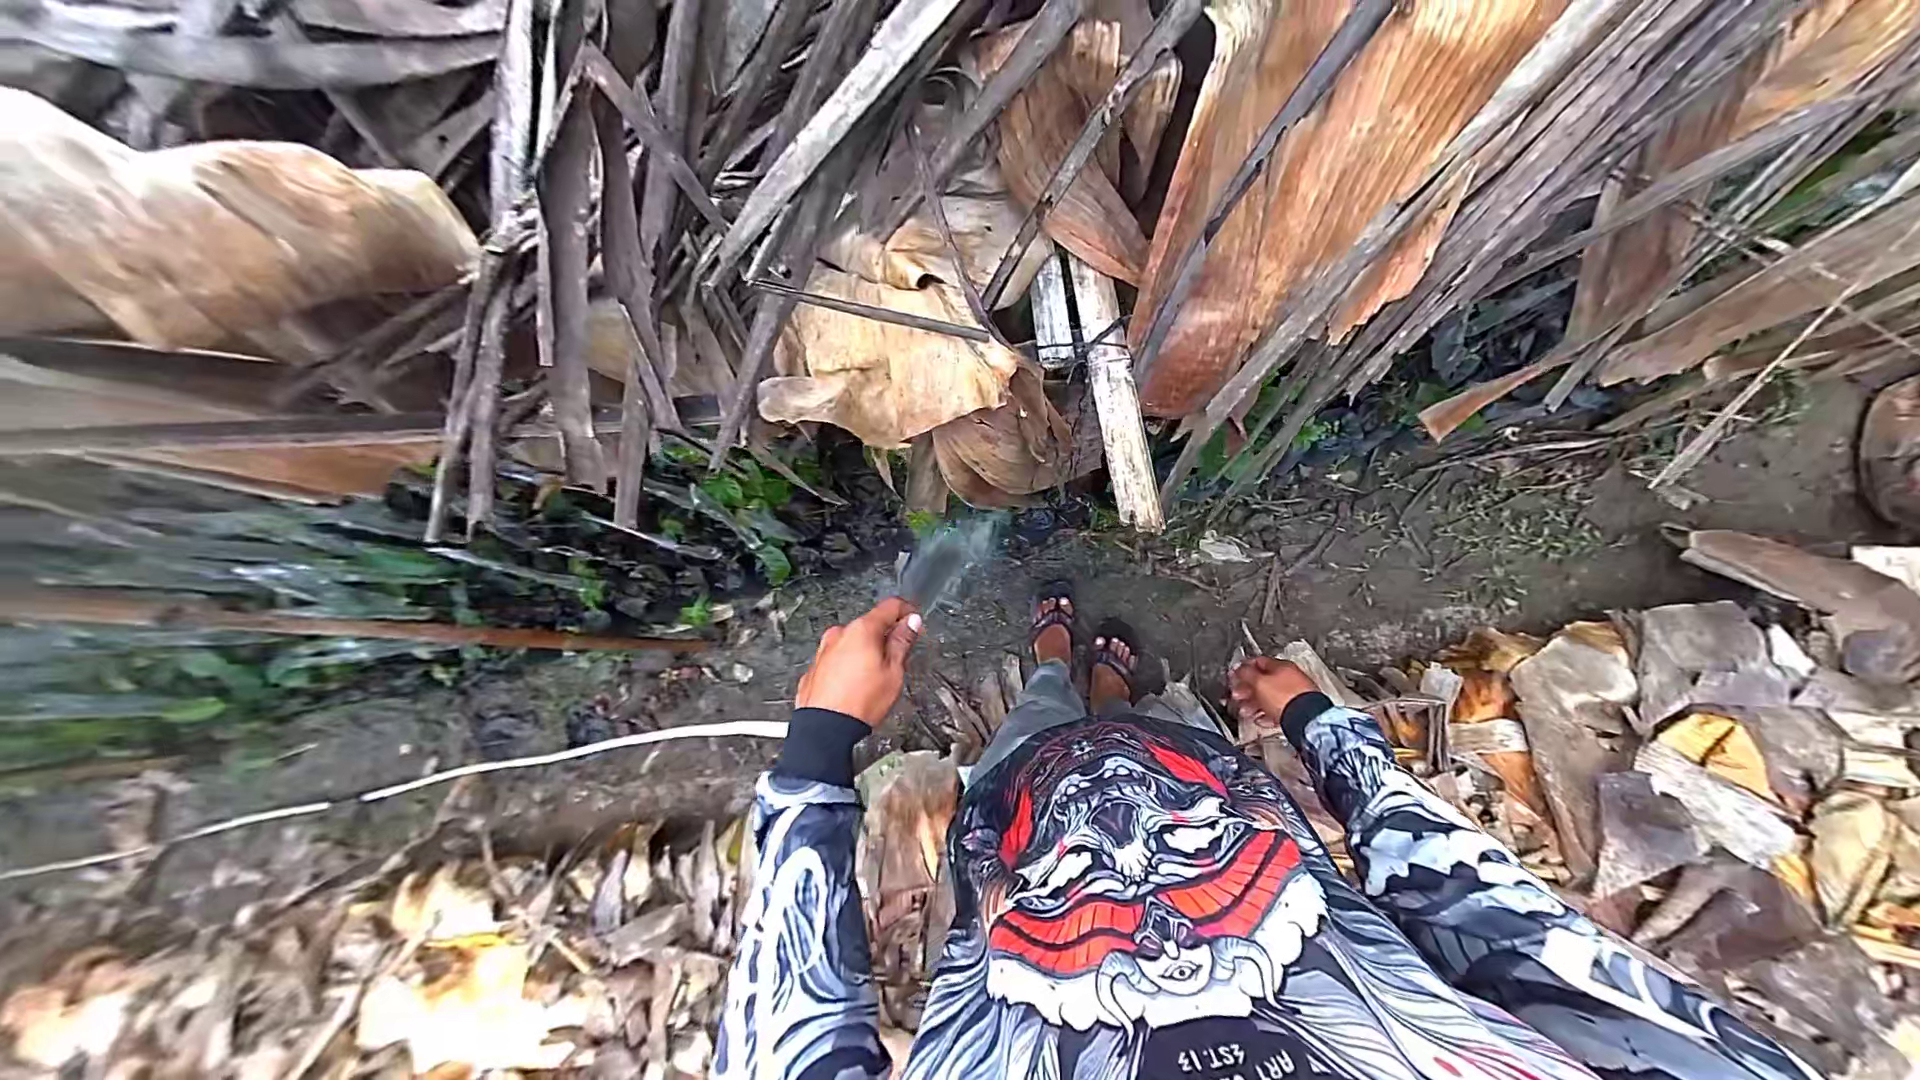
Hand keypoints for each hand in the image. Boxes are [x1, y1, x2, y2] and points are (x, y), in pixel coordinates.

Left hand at [795, 596, 922, 726]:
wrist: (825, 729)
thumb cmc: (860, 703)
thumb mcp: (894, 671)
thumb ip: (903, 642)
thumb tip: (911, 623)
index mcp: (862, 630)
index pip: (890, 606)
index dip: (907, 611)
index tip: (914, 619)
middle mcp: (840, 635)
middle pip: (870, 625)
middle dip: (886, 636)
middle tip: (897, 658)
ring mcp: (824, 650)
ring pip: (852, 642)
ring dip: (865, 652)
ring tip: (874, 678)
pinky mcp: (815, 667)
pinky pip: (837, 659)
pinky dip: (848, 666)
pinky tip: (855, 685)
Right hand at [1228, 656, 1319, 728]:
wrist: (1307, 720)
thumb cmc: (1286, 698)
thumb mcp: (1258, 682)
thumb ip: (1245, 673)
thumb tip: (1238, 669)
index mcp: (1282, 666)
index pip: (1258, 662)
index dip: (1243, 668)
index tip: (1234, 675)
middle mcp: (1291, 678)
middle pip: (1263, 681)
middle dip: (1248, 689)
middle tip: (1237, 694)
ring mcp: (1296, 695)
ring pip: (1270, 697)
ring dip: (1255, 704)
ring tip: (1246, 711)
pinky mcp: (1298, 711)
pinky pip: (1278, 710)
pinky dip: (1267, 714)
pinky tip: (1261, 719)